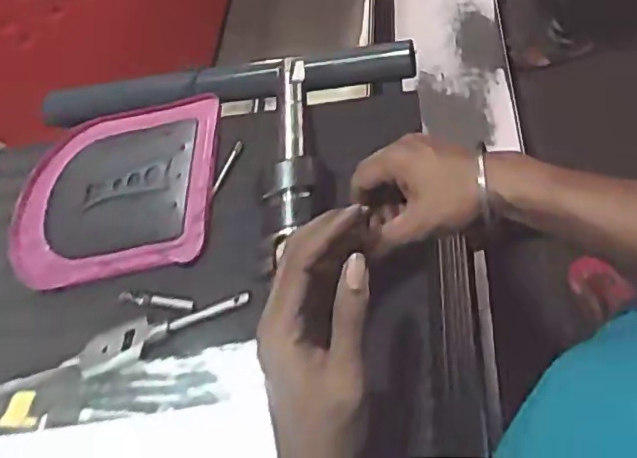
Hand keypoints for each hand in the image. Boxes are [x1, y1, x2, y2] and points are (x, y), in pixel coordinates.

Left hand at [256, 206, 370, 457]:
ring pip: (300, 266)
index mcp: (278, 327)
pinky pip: (310, 283)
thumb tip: (358, 257)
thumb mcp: (345, 371)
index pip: (298, 261)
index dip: (328, 229)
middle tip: (362, 211)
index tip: (358, 210)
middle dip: (325, 227)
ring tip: (363, 225)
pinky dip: (331, 261)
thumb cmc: (328, 426)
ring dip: (329, 241)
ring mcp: (283, 323)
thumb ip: (350, 313)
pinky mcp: (297, 329)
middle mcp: (274, 318)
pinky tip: (354, 252)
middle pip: (292, 257)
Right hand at [351, 134, 483, 254]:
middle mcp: (403, 142)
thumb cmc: (452, 199)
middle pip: (375, 171)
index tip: (369, 226)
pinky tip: (419, 201)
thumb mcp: (416, 224)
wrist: (494, 181)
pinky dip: (407, 182)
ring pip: (393, 168)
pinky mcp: (435, 147)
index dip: (358, 204)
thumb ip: (385, 236)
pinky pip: (409, 164)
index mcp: (394, 155)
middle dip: (377, 199)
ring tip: (404, 216)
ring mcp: (421, 142)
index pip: (359, 177)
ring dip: (392, 192)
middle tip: (387, 224)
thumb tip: (366, 246)